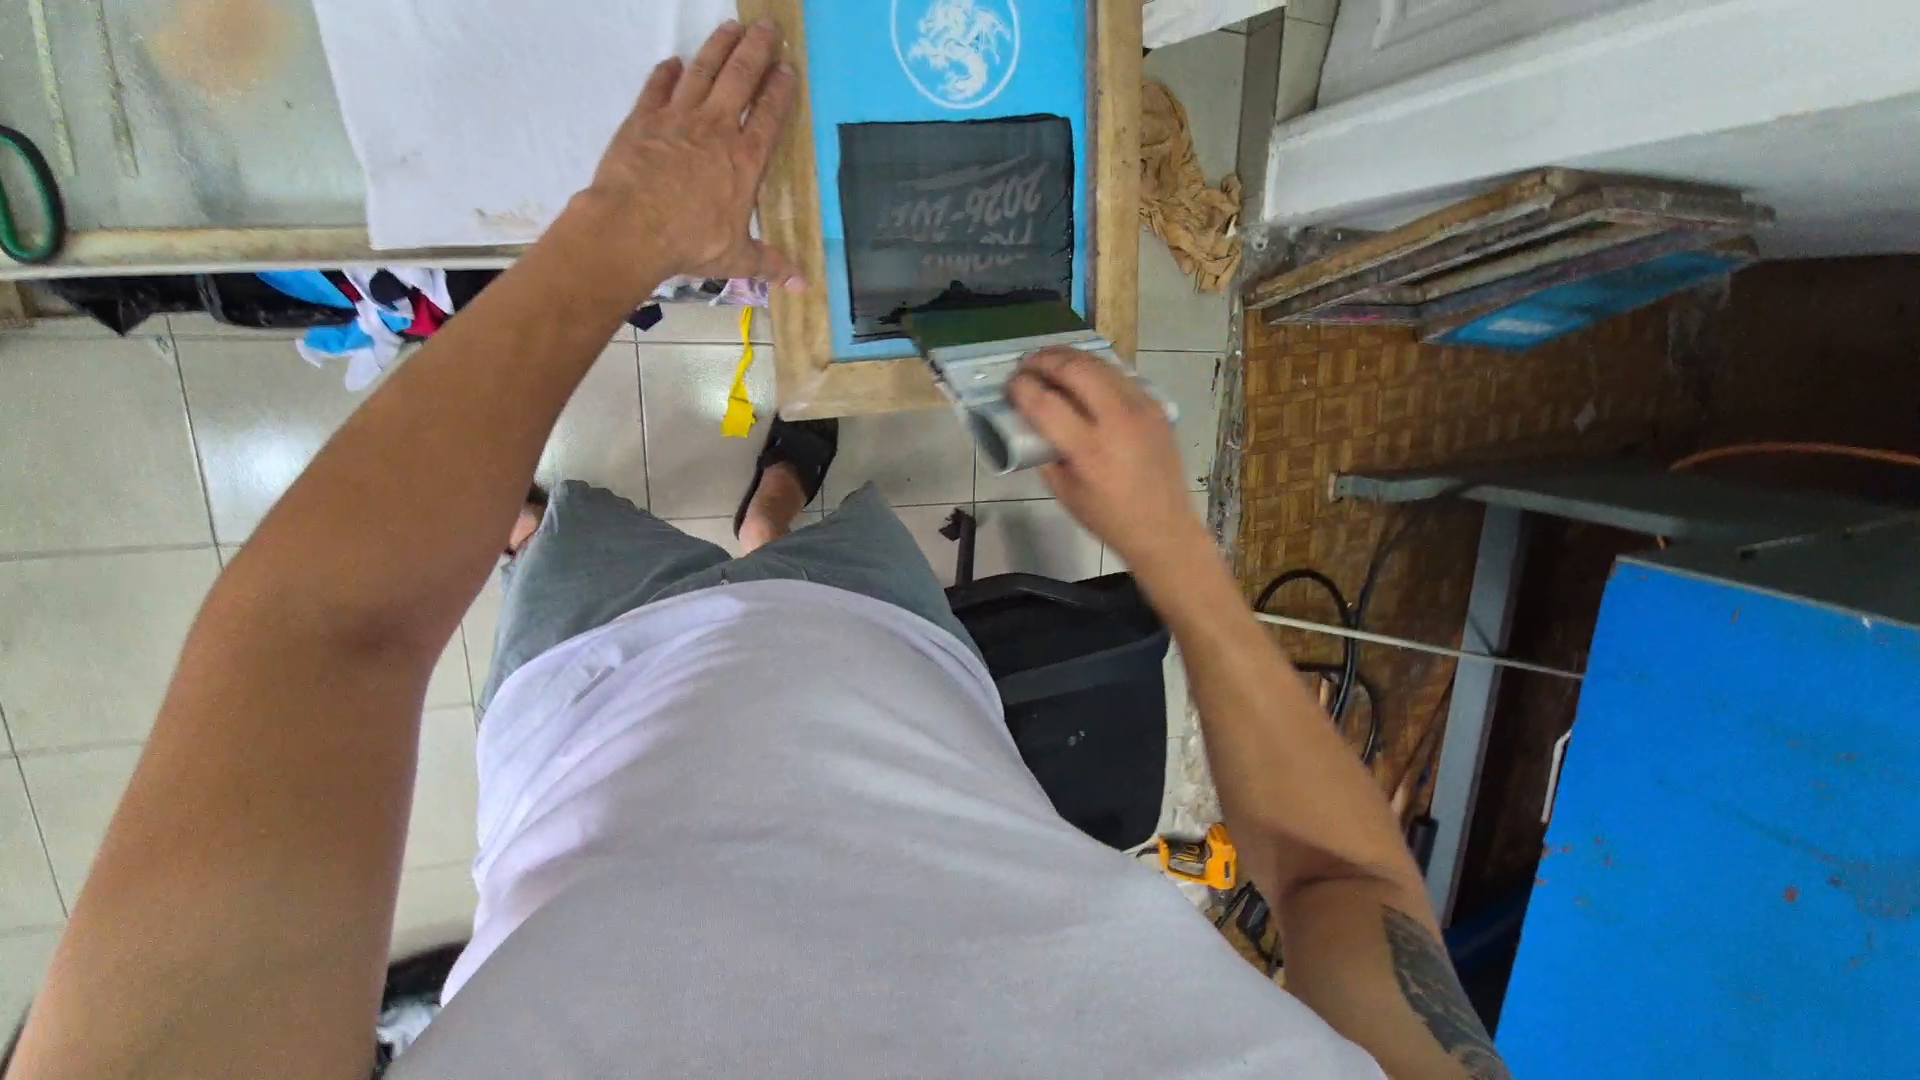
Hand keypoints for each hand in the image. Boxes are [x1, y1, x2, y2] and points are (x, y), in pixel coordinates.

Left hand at [580, 19, 804, 288]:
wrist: (632, 227)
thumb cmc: (690, 243)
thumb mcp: (737, 258)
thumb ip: (769, 264)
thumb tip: (802, 284)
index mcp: (745, 161)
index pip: (770, 116)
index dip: (781, 91)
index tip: (788, 70)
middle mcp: (716, 129)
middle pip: (741, 78)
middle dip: (757, 49)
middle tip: (767, 27)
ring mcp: (678, 118)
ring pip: (704, 71)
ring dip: (719, 46)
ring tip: (730, 26)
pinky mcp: (643, 118)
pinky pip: (658, 87)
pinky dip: (667, 73)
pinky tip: (674, 62)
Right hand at [1007, 348, 1210, 570]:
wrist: (1164, 526)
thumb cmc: (1108, 517)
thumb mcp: (1064, 491)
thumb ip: (1045, 452)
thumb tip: (1029, 421)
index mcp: (1091, 449)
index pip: (1046, 403)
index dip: (1021, 388)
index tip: (1009, 385)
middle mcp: (1118, 419)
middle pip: (1074, 369)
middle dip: (1043, 360)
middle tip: (1025, 365)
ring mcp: (1141, 407)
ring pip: (1099, 363)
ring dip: (1068, 358)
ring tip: (1047, 361)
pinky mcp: (1155, 405)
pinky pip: (1119, 374)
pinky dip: (1094, 369)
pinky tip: (1080, 375)